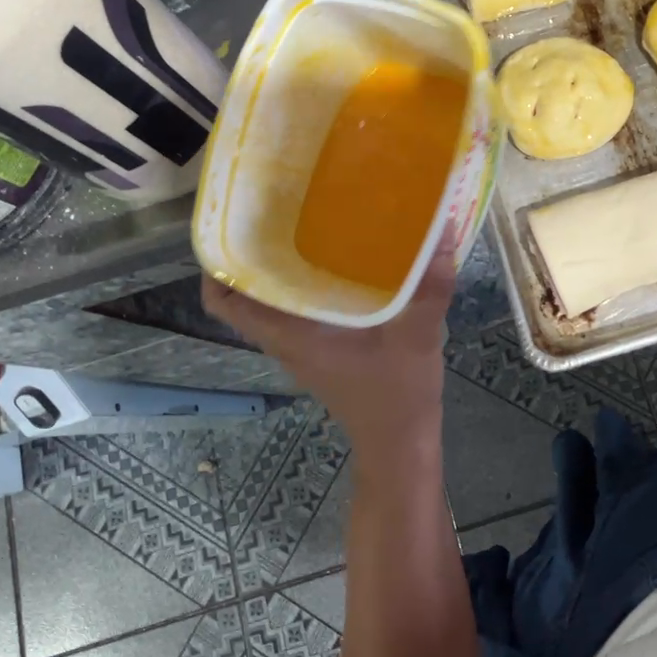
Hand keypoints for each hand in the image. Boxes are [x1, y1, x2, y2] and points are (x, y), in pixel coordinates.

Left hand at [201, 237, 458, 455]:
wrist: (401, 446)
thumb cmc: (397, 397)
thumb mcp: (416, 340)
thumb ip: (429, 289)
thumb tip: (442, 231)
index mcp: (292, 336)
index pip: (225, 303)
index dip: (214, 264)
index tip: (231, 224)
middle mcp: (288, 340)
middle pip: (245, 295)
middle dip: (251, 253)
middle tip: (272, 210)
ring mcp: (303, 348)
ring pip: (271, 303)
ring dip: (278, 269)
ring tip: (304, 226)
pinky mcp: (323, 351)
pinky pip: (298, 311)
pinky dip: (305, 285)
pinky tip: (339, 263)